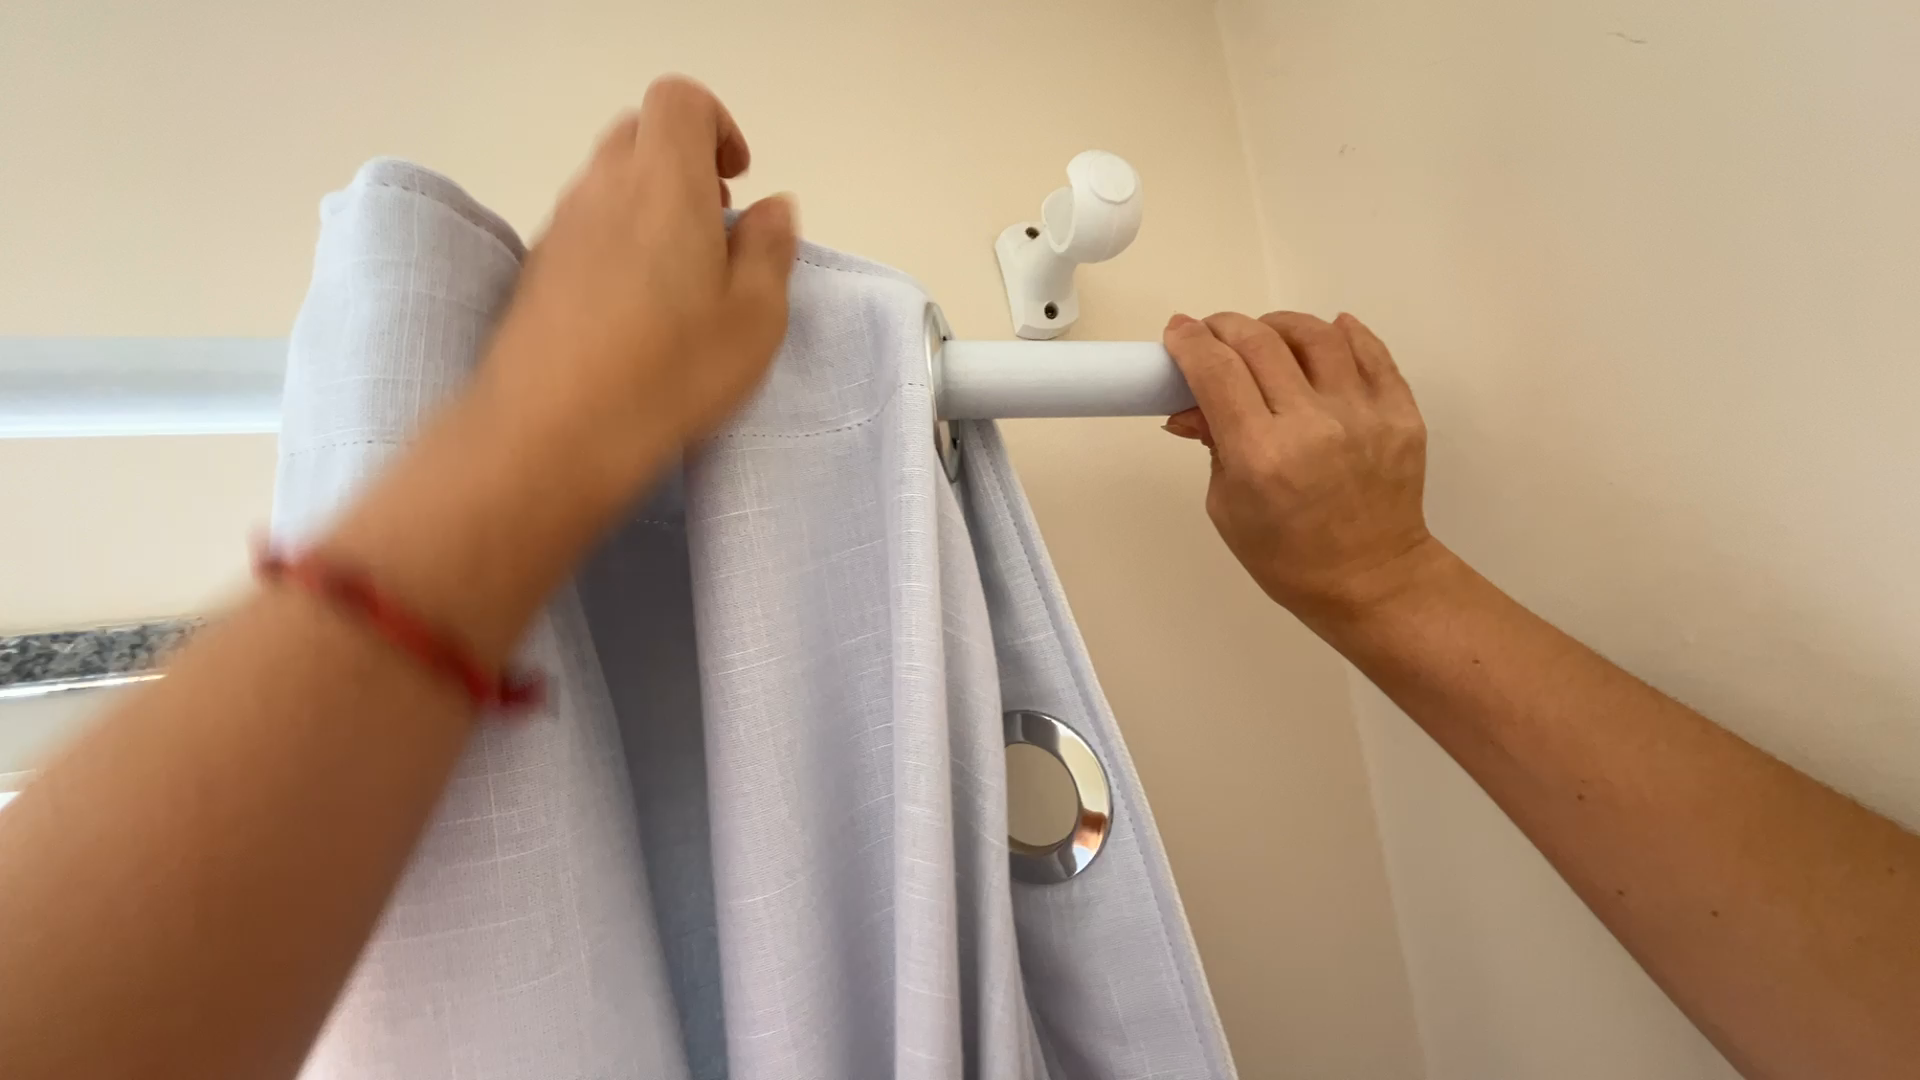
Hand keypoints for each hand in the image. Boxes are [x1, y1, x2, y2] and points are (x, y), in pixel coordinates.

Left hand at [479, 75, 798, 486]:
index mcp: (665, 184)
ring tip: (686, 282)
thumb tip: (772, 209)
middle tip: (718, 230)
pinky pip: (588, 231)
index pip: (681, 102)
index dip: (718, 127)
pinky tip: (643, 314)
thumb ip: (772, 250)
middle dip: (686, 167)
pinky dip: (622, 245)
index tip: (739, 183)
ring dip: (654, 210)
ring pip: (611, 185)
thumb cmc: (674, 371)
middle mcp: (603, 189)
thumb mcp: (757, 317)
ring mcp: (561, 229)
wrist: (557, 431)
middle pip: (641, 136)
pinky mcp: (539, 273)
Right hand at [1161, 311, 1440, 621]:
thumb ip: (1212, 443)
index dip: (1190, 342)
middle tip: (1211, 333)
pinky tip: (1320, 336)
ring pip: (1315, 334)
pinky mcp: (1401, 412)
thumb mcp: (1225, 504)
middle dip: (1224, 327)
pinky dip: (1339, 333)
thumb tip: (1190, 405)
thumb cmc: (1282, 555)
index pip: (1217, 372)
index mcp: (1259, 455)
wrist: (1368, 579)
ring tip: (1262, 335)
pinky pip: (1369, 351)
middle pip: (1259, 343)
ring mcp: (1363, 414)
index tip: (1177, 330)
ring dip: (1276, 324)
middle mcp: (1311, 424)